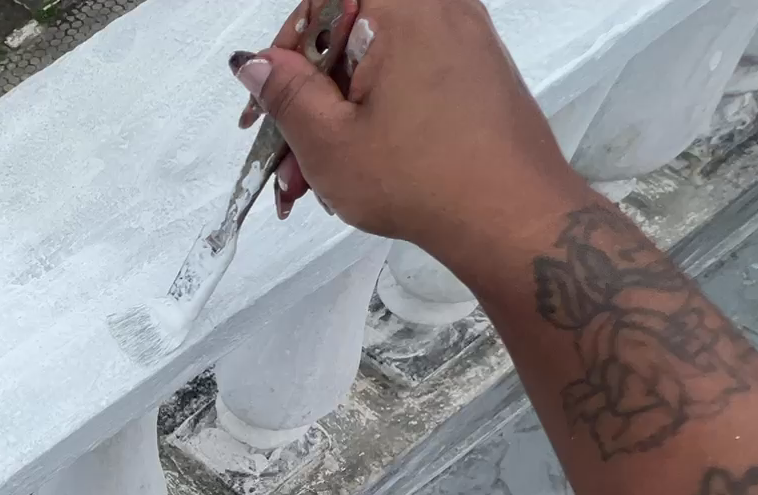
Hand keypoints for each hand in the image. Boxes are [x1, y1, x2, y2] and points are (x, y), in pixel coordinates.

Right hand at [232, 0, 592, 278]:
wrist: (504, 211)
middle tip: (283, 160)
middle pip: (347, 39)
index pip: (324, 1)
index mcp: (404, 12)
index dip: (282, 48)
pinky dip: (367, 118)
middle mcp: (439, 10)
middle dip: (305, 99)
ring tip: (309, 181)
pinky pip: (401, 81)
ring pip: (370, 68)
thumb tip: (253, 61)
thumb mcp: (327, 140)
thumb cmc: (411, 176)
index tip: (263, 104)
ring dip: (331, 119)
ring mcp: (461, 40)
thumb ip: (287, 93)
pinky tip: (351, 167)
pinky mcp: (471, 72)